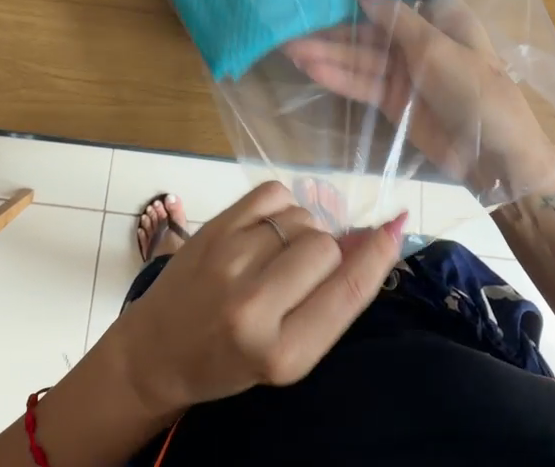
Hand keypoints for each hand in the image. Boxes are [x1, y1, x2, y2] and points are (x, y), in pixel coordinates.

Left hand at [100, 181, 405, 413]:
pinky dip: (281, 204)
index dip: (378, 255)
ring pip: (301, 217)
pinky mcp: (211, 230)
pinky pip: (272, 193)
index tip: (397, 228)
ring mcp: (228, 262)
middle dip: (327, 250)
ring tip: (278, 255)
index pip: (348, 291)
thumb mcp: (288, 350)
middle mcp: (255, 308)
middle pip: (326, 246)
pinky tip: (267, 228)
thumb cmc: (230, 360)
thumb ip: (332, 299)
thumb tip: (378, 236)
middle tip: (302, 271)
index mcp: (283, 353)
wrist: (158, 350)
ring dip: (302, 229)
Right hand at [282, 0, 554, 192]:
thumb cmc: (477, 92)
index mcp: (442, 18)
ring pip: (360, 57)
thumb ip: (394, 18)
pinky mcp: (393, 100)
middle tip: (292, 21)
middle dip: (335, 27)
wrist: (498, 160)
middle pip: (371, 28)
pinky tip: (308, 69)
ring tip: (288, 47)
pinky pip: (361, 83)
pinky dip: (336, 77)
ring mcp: (405, 72)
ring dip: (327, 53)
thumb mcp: (437, 49)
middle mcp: (420, 40)